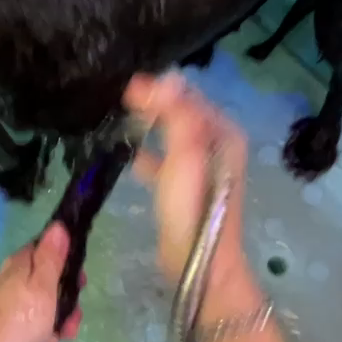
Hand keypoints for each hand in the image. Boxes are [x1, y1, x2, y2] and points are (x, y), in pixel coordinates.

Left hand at [0, 223, 82, 341]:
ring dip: (60, 317)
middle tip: (75, 310)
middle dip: (67, 294)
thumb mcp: (41, 288)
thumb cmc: (17, 323)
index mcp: (19, 266)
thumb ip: (51, 258)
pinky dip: (46, 332)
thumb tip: (58, 225)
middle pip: (48, 278)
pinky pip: (35, 325)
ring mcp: (10, 306)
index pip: (45, 248)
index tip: (80, 275)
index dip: (66, 258)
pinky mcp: (10, 328)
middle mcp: (12, 281)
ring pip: (45, 304)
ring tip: (65, 332)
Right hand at [125, 72, 262, 320]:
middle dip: (152, 104)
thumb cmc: (192, 207)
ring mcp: (202, 166)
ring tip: (119, 120)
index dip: (157, 88)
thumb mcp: (185, 154)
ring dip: (148, 124)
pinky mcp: (186, 186)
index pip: (187, 95)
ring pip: (170, 133)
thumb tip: (158, 79)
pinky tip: (127, 155)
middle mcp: (216, 144)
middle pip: (179, 112)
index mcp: (222, 133)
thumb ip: (176, 114)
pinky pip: (163, 156)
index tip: (125, 88)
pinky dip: (147, 151)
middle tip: (118, 100)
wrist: (198, 261)